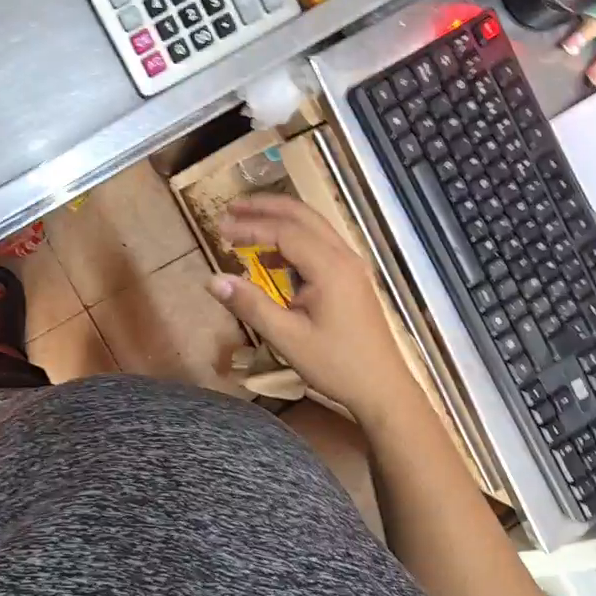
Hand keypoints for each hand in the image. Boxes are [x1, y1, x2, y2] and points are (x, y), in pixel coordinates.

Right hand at [207, 195, 417, 420]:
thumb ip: (250, 305)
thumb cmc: (336, 365)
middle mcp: (344, 257)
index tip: (219, 229)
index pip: (284, 231)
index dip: (249, 226)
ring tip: (246, 223)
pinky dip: (293, 239)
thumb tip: (212, 279)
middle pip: (302, 216)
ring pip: (314, 227)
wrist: (382, 388)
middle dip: (265, 207)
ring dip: (280, 219)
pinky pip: (320, 245)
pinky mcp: (352, 277)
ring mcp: (351, 266)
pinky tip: (271, 255)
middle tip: (230, 207)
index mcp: (330, 268)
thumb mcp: (287, 338)